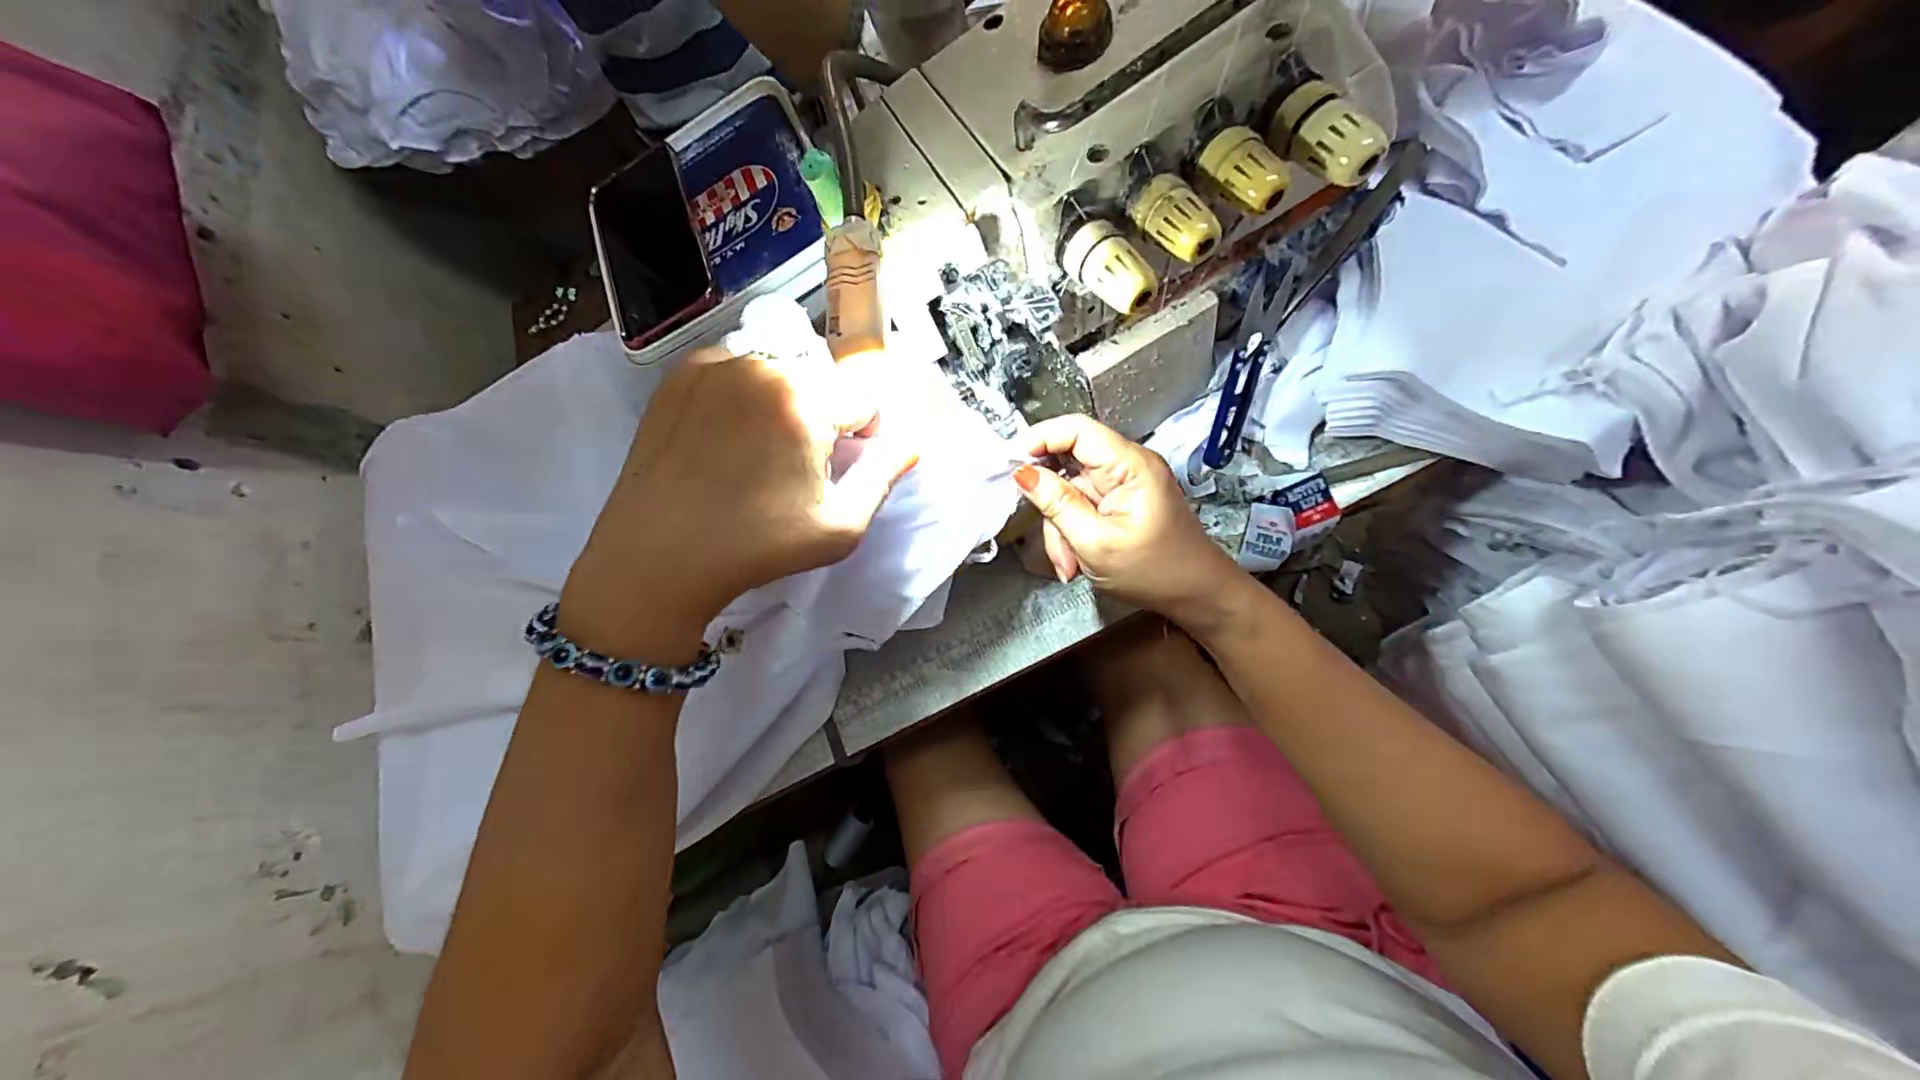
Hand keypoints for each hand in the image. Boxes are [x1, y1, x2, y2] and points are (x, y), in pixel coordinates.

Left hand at [563, 346, 917, 657]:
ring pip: (779, 373)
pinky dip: (744, 396)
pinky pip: (737, 372)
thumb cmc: (756, 547)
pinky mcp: (681, 374)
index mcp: (806, 401)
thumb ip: (886, 472)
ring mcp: (716, 365)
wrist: (656, 556)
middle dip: (824, 415)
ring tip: (756, 455)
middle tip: (797, 466)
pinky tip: (725, 439)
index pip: (866, 394)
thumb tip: (912, 436)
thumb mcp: (841, 526)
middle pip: (823, 380)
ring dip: (785, 404)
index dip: (864, 431)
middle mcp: (763, 367)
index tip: (839, 465)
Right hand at [1014, 415, 1244, 623]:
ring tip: (1070, 563)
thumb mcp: (1095, 542)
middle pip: (1069, 464)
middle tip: (1052, 541)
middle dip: (1052, 504)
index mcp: (1130, 466)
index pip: (1077, 429)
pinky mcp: (1121, 500)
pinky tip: (1079, 559)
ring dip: (1062, 527)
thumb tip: (1024, 472)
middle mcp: (1128, 466)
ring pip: (1072, 491)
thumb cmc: (1156, 572)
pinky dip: (1075, 532)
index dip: (1041, 439)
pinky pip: (1084, 506)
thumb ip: (1057, 503)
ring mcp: (1125, 484)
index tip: (1014, 463)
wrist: (1196, 594)